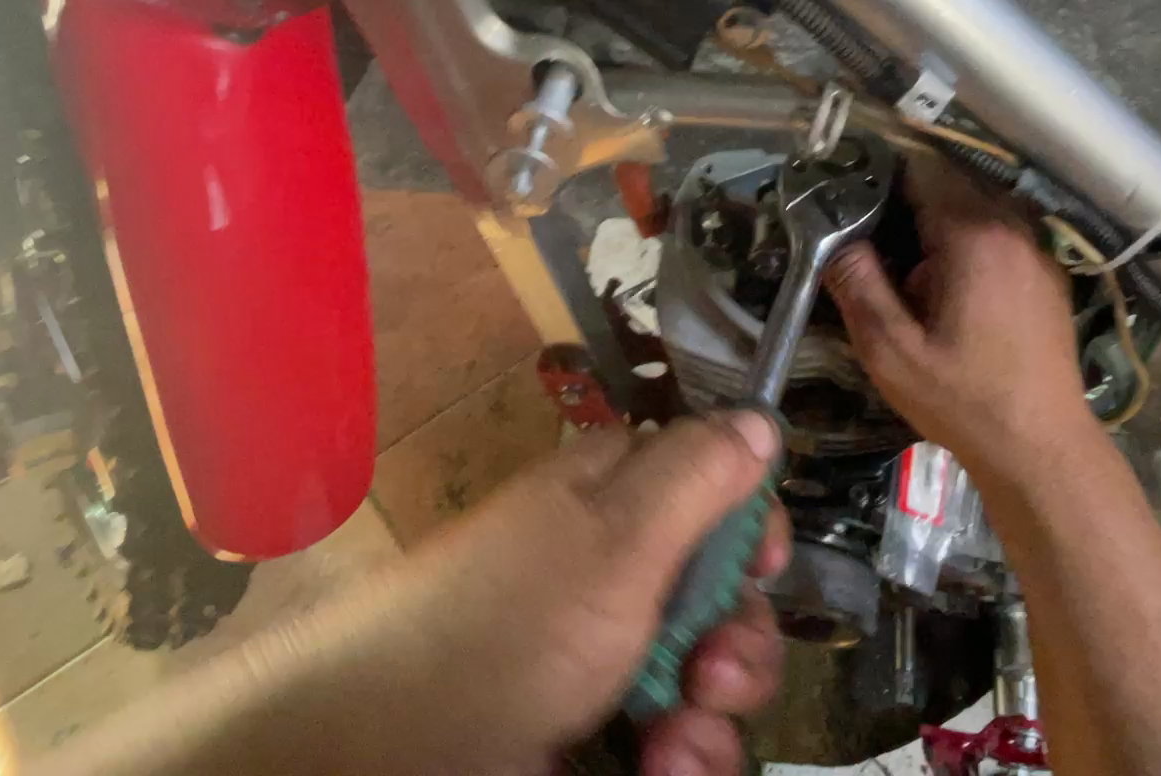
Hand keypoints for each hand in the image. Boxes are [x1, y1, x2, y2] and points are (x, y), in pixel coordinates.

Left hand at [320, 412, 790, 775]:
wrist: (394, 750)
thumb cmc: (513, 624)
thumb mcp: (616, 538)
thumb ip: (697, 476)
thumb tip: (760, 418)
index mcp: (615, 494)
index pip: (710, 479)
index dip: (750, 519)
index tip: (766, 566)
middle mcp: (614, 560)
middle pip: (719, 583)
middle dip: (738, 636)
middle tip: (716, 674)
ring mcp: (603, 641)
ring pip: (704, 663)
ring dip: (713, 713)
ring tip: (677, 745)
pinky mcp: (594, 713)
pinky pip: (672, 725)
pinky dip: (682, 752)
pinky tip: (662, 765)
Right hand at [823, 158, 1091, 457]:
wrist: (1040, 448)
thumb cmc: (962, 399)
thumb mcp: (889, 349)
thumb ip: (856, 282)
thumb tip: (832, 235)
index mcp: (974, 236)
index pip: (922, 169)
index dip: (880, 180)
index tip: (850, 205)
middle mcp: (1013, 227)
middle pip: (949, 184)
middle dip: (905, 204)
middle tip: (869, 243)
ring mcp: (1038, 248)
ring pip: (975, 206)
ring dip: (935, 224)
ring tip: (904, 268)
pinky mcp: (1047, 273)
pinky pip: (998, 233)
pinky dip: (965, 242)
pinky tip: (946, 287)